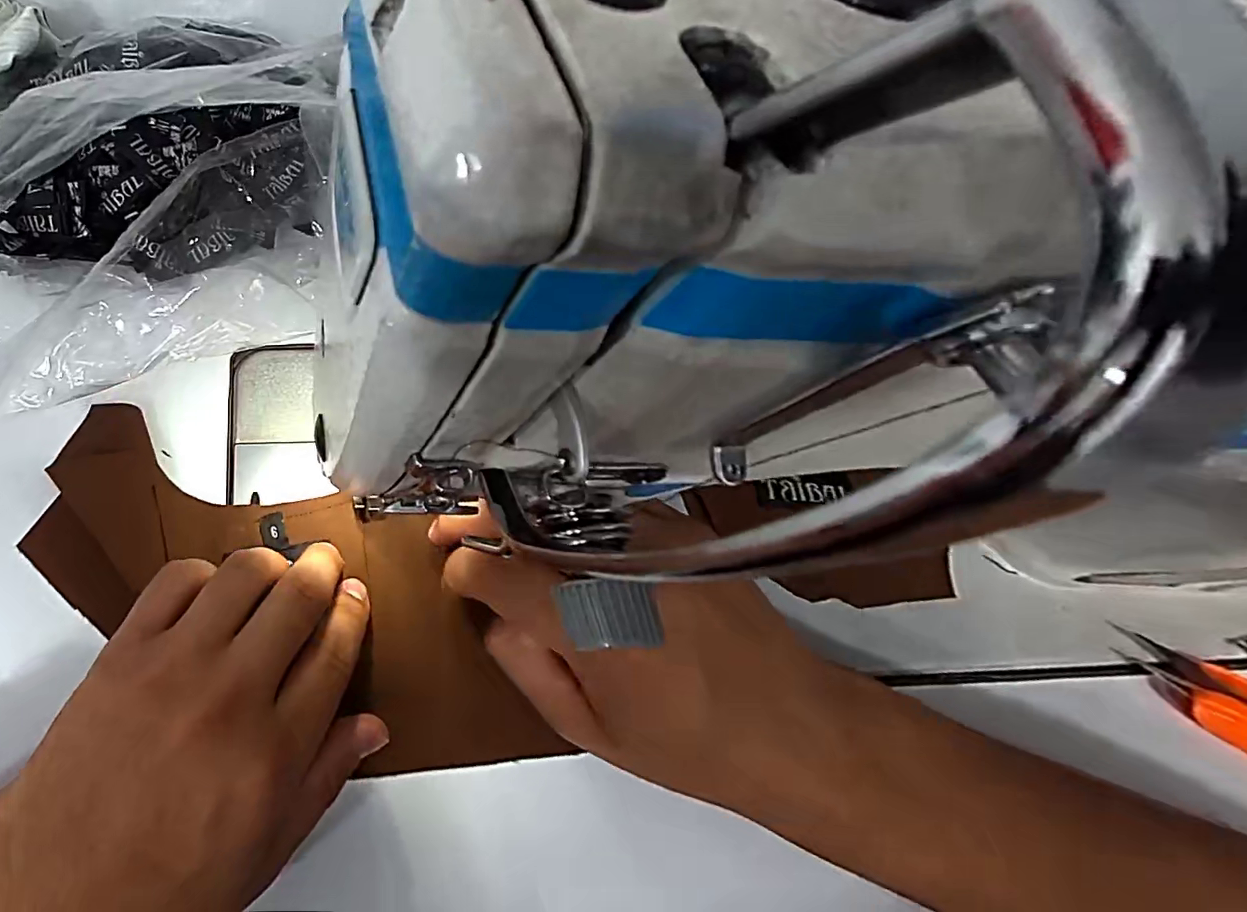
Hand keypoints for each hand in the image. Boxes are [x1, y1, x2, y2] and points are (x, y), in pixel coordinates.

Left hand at [0, 542, 386, 911]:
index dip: (352, 612)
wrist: (57, 887)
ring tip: (273, 571)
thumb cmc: (160, 881)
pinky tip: (209, 590)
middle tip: (325, 564)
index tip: (353, 598)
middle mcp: (230, 697)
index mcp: (273, 751)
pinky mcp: (126, 650)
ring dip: (270, 562)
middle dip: (323, 568)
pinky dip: (203, 572)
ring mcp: (175, 666)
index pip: (334, 651)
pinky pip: (175, 579)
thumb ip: (324, 776)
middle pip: (298, 596)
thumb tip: (367, 729)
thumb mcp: (267, 846)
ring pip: (244, 572)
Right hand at [431, 502, 855, 812]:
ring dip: (513, 513)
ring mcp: (647, 538)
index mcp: (583, 621)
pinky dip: (564, 517)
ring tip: (492, 530)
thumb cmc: (689, 742)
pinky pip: (599, 510)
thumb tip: (492, 615)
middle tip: (448, 531)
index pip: (490, 570)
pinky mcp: (675, 528)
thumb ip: (523, 664)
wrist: (797, 726)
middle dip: (471, 521)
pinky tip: (557, 538)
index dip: (460, 570)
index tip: (455, 578)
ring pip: (555, 504)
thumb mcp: (587, 728)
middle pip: (516, 518)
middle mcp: (610, 567)